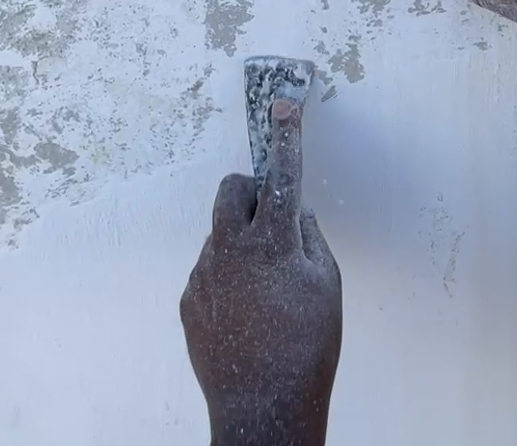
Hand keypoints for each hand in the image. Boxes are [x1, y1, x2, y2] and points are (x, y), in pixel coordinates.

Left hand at [181, 100, 341, 445]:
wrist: (262, 411)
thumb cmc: (307, 348)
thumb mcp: (327, 286)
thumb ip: (309, 239)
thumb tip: (296, 217)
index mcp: (271, 241)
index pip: (282, 174)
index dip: (286, 136)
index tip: (283, 104)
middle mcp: (230, 248)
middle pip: (230, 189)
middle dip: (250, 191)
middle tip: (270, 219)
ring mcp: (204, 273)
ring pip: (220, 231)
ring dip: (241, 241)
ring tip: (264, 290)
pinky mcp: (189, 298)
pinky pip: (210, 267)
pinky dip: (228, 275)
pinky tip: (246, 312)